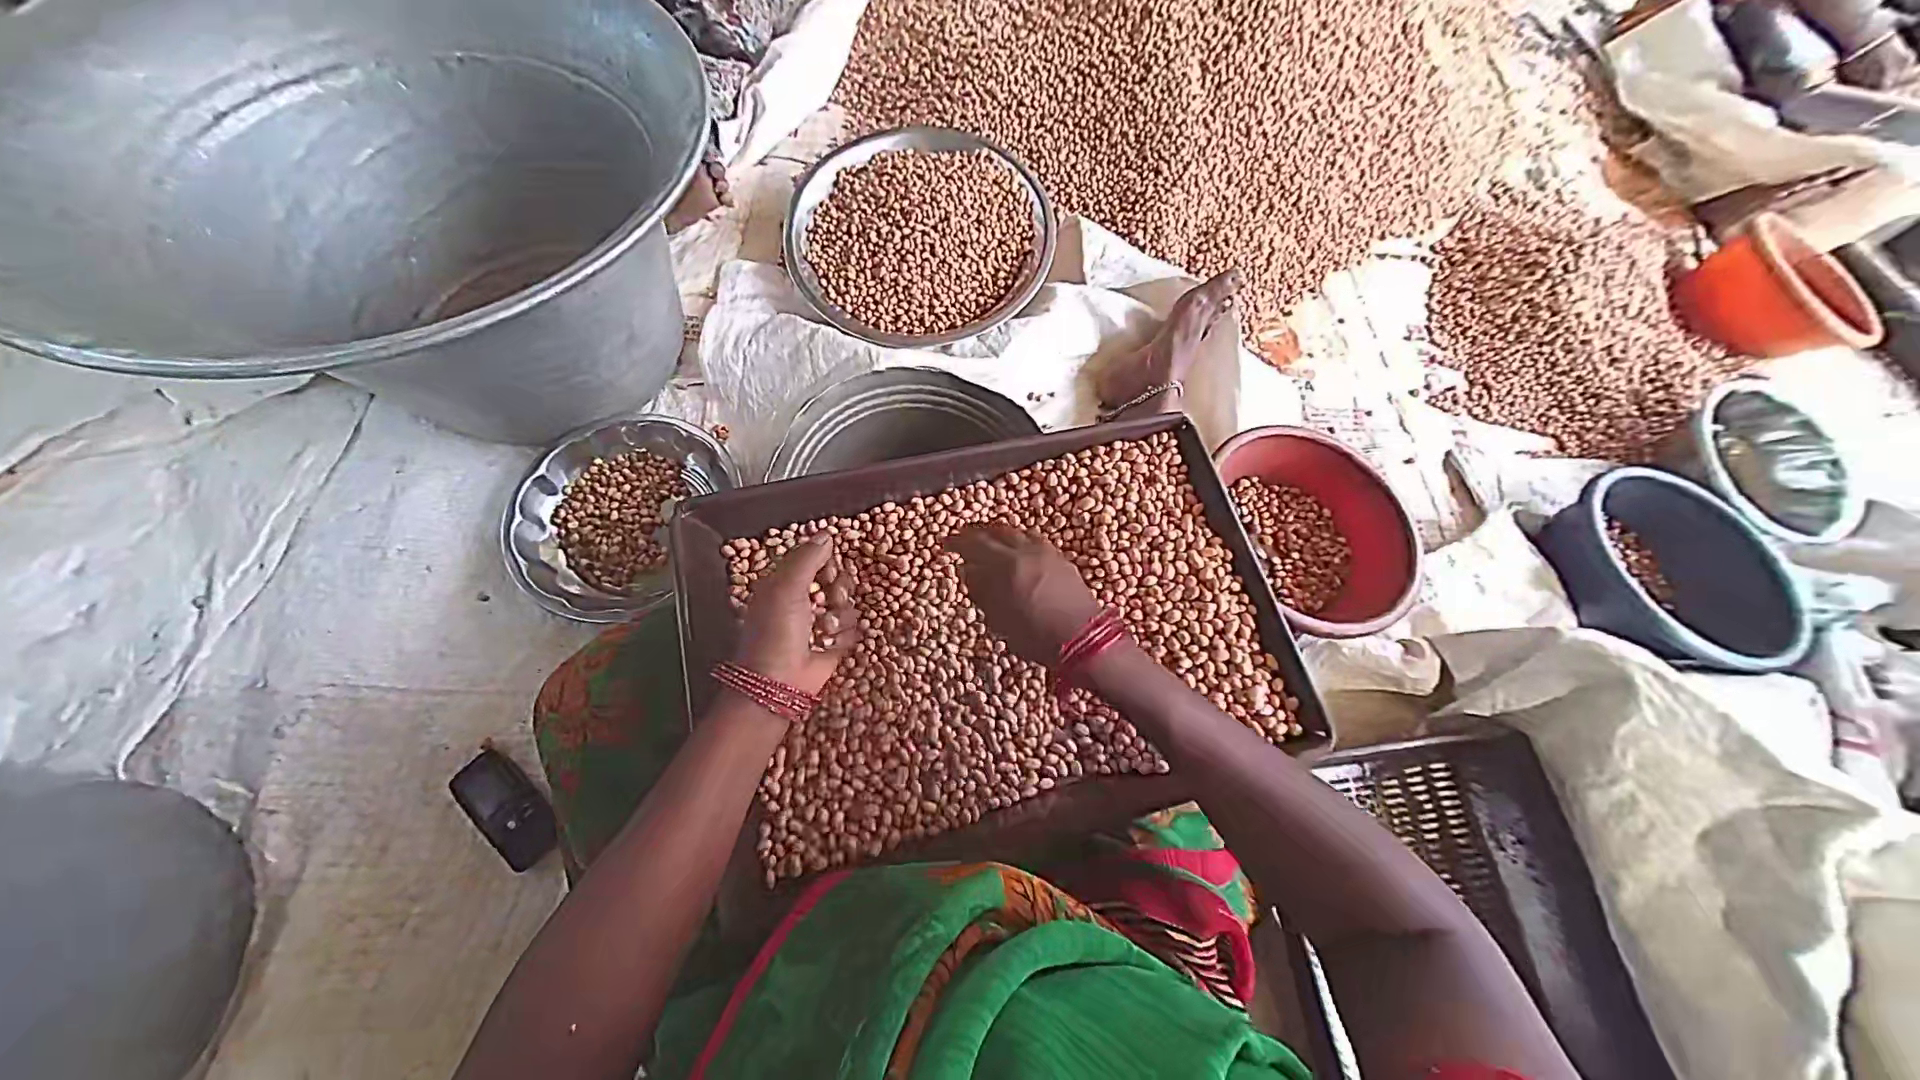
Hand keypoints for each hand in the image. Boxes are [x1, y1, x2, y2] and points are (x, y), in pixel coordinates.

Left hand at [735, 535, 860, 695]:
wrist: (778, 682)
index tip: (828, 570)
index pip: (816, 558)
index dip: (827, 562)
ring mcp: (819, 621)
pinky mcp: (834, 642)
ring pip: (848, 604)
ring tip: (824, 629)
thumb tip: (827, 534)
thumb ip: (807, 558)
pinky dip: (843, 635)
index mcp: (785, 582)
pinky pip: (853, 628)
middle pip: (837, 579)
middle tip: (830, 599)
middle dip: (839, 589)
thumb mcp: (787, 588)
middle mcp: (803, 599)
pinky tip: (828, 644)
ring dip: (839, 616)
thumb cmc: (775, 632)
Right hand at [944, 525, 1101, 665]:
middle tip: (965, 537)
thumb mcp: (999, 619)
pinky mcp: (1062, 561)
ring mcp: (1047, 554)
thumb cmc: (1036, 637)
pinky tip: (1018, 552)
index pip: (974, 545)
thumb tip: (968, 572)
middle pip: (997, 533)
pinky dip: (1020, 542)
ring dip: (1000, 534)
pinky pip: (1035, 542)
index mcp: (1007, 566)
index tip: (946, 544)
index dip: (957, 543)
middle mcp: (1027, 552)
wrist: (1083, 640)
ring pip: (1019, 534)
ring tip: (990, 541)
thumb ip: (982, 592)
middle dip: (978, 534)